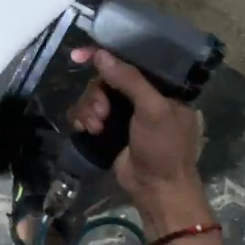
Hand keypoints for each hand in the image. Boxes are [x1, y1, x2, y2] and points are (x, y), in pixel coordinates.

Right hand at [67, 48, 211, 231]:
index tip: (79, 56)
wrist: (157, 190)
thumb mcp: (152, 110)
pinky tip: (86, 131)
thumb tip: (100, 55)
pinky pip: (86, 113)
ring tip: (95, 128)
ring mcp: (123, 113)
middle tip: (101, 113)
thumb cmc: (164, 148)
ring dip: (89, 110)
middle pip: (106, 79)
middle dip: (97, 95)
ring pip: (93, 96)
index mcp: (160, 87)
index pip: (131, 60)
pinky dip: (83, 120)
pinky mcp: (108, 129)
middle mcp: (141, 96)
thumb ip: (128, 80)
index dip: (105, 55)